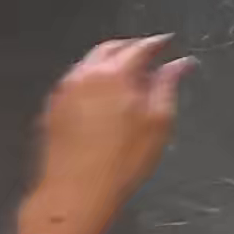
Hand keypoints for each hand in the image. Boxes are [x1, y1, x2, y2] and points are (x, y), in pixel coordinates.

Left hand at [20, 36, 192, 233]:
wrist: (75, 192)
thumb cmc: (126, 157)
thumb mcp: (159, 120)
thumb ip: (167, 85)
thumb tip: (181, 62)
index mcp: (113, 74)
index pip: (138, 48)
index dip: (157, 43)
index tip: (170, 41)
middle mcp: (84, 76)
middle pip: (108, 49)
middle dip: (131, 46)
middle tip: (151, 53)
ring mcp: (63, 92)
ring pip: (89, 63)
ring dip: (111, 61)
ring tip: (132, 73)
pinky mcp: (52, 110)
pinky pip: (77, 81)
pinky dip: (95, 77)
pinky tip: (108, 93)